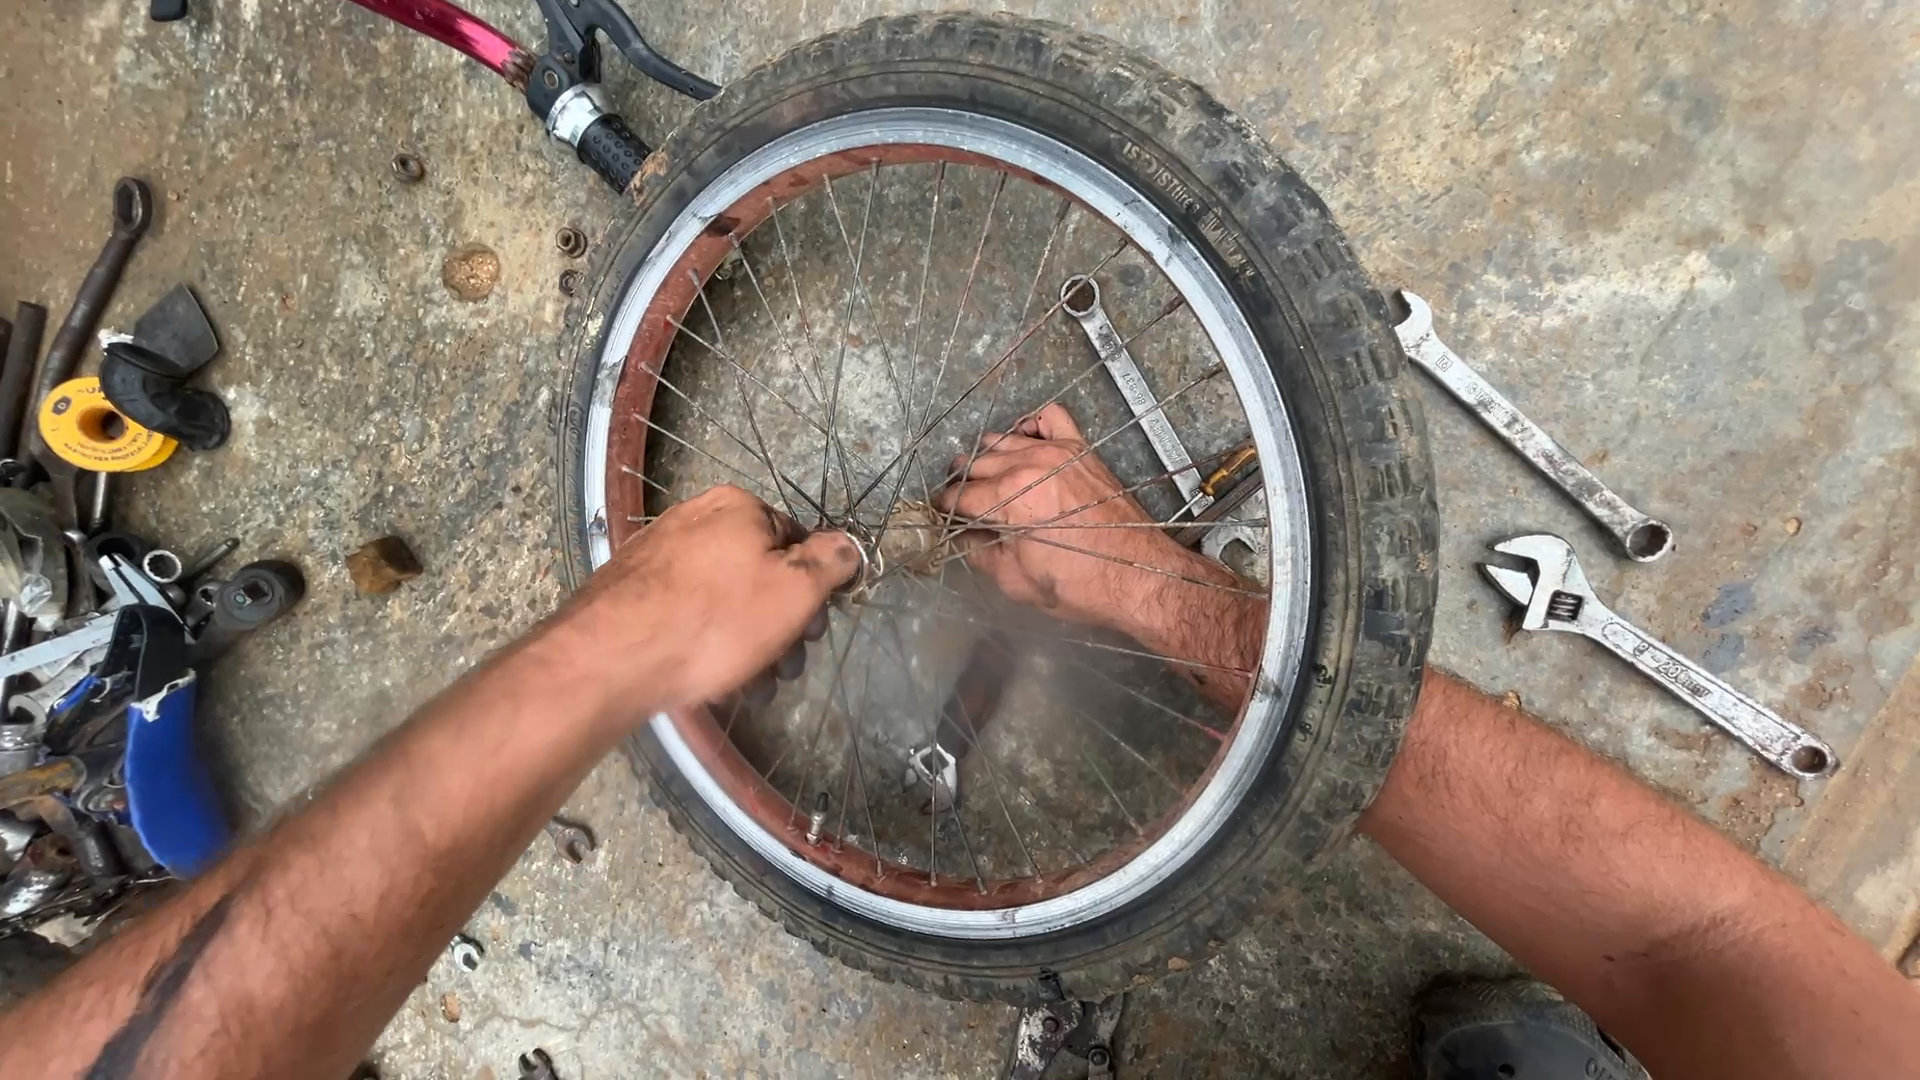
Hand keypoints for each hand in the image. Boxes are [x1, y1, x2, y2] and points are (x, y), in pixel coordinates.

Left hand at [555, 485, 859, 712]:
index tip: (812, 631)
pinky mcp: (631, 590)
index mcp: (738, 507)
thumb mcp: (795, 590)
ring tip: (750, 686)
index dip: (814, 590)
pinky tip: (712, 680)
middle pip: (761, 572)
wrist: (609, 660)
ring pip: (726, 599)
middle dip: (781, 624)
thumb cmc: (716, 622)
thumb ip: (832, 561)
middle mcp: (695, 519)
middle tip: (784, 666)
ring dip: (749, 642)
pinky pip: (689, 612)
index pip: (799, 541)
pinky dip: (708, 642)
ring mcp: (658, 554)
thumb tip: (850, 544)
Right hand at [931, 403, 1217, 634]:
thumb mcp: (1015, 581)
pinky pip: (1048, 417)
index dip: (944, 509)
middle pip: (976, 465)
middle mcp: (1028, 465)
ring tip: (988, 479)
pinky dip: (1030, 426)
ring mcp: (1056, 451)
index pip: (959, 495)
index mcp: (1008, 499)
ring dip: (988, 458)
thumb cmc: (1077, 586)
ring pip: (1003, 439)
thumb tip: (963, 533)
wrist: (1139, 576)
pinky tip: (1025, 445)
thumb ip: (980, 552)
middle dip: (962, 484)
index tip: (942, 517)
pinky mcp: (1080, 449)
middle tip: (963, 505)